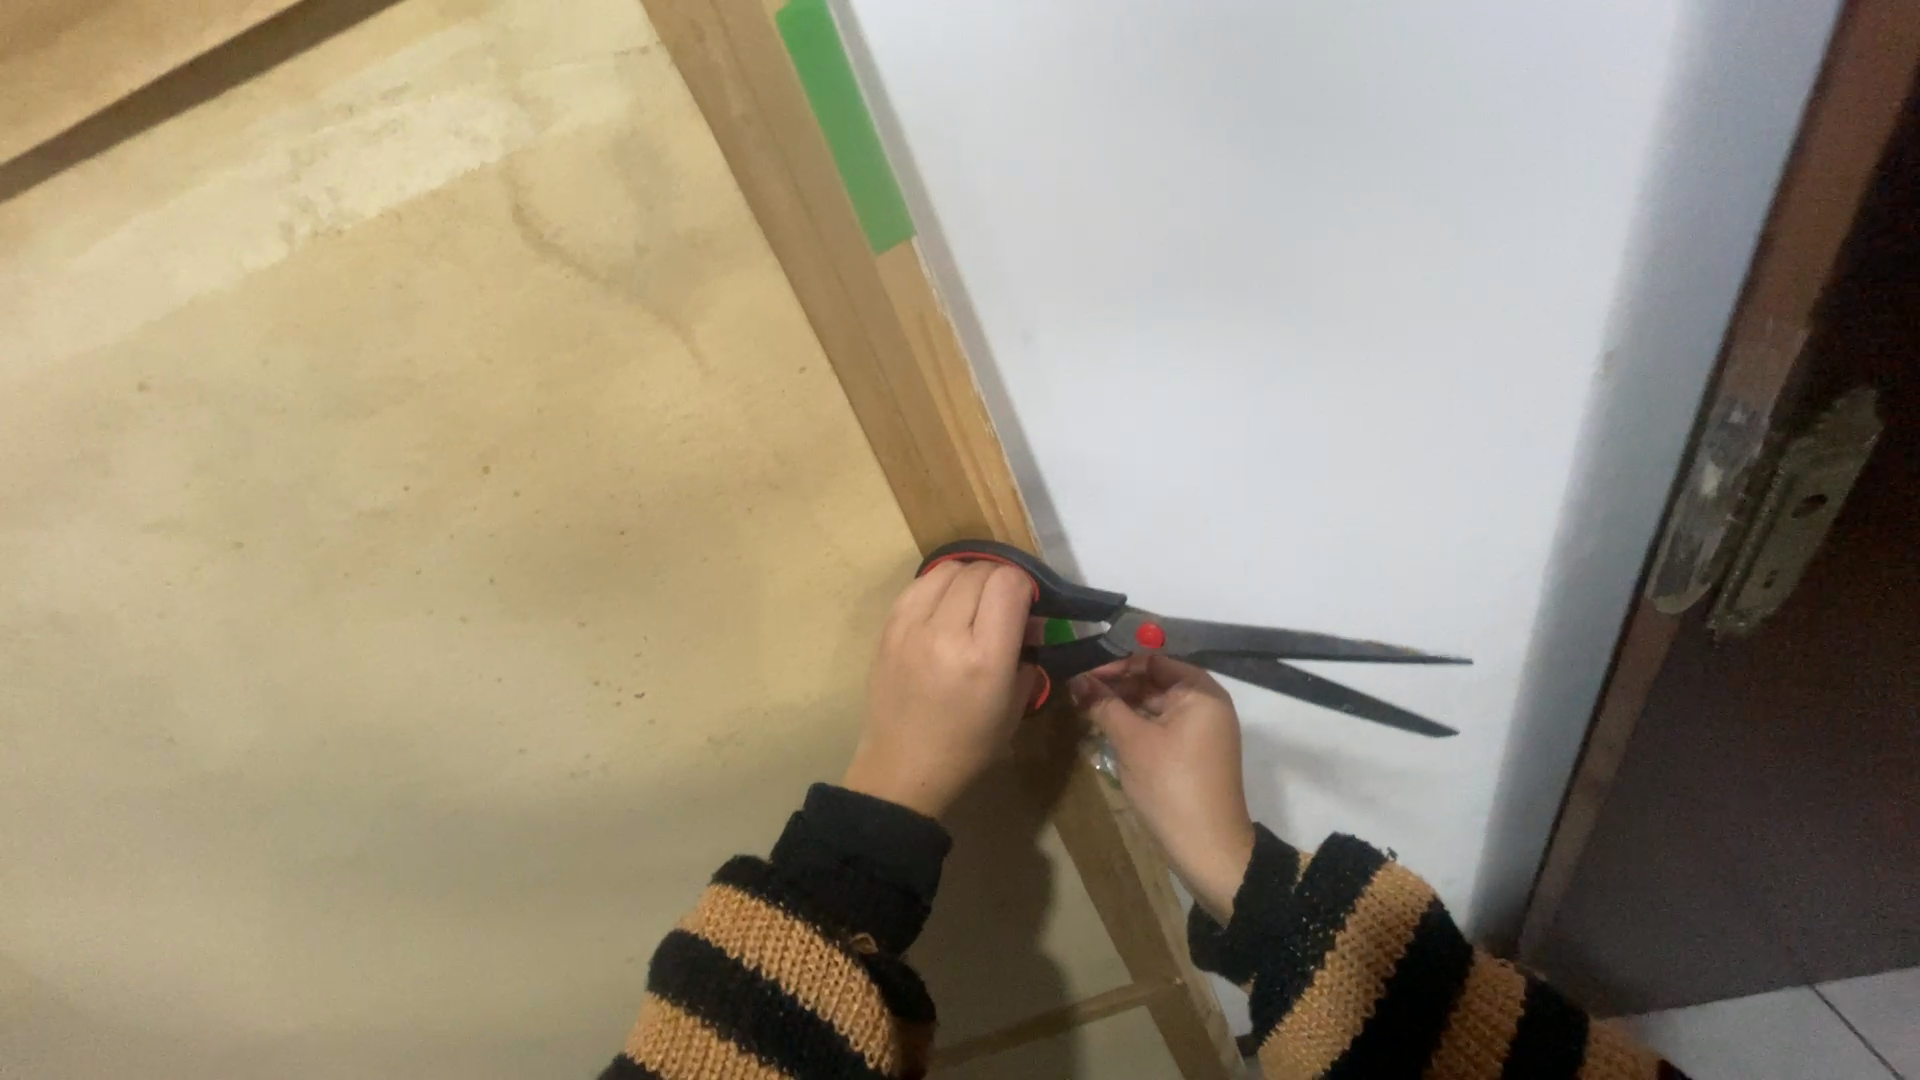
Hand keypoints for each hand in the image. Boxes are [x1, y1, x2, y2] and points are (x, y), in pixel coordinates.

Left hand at [842, 560, 1040, 818]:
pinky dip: (939, 586)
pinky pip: (920, 583)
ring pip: (950, 569)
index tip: (1026, 605)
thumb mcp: (1015, 704)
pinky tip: (945, 606)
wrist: (904, 764)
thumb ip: (1029, 654)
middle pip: (981, 571)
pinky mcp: (889, 627)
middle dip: (1000, 581)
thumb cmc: (969, 744)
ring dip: (969, 578)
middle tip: (1003, 605)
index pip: (1009, 584)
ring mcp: (912, 627)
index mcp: (984, 657)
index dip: (1023, 586)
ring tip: (973, 602)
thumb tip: (1032, 619)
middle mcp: (947, 633)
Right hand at [1071, 656, 1255, 922]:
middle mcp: (1205, 704)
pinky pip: (1160, 726)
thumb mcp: (1131, 741)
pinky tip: (1103, 728)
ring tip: (1083, 708)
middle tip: (1076, 691)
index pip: (1152, 661)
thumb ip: (1103, 705)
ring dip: (1121, 705)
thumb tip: (1076, 679)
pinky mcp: (1192, 752)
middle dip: (1116, 685)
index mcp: (1200, 692)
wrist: (1208, 850)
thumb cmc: (1171, 785)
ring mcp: (1201, 730)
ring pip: (1154, 705)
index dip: (1116, 664)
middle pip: (1154, 681)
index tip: (1082, 672)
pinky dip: (1134, 724)